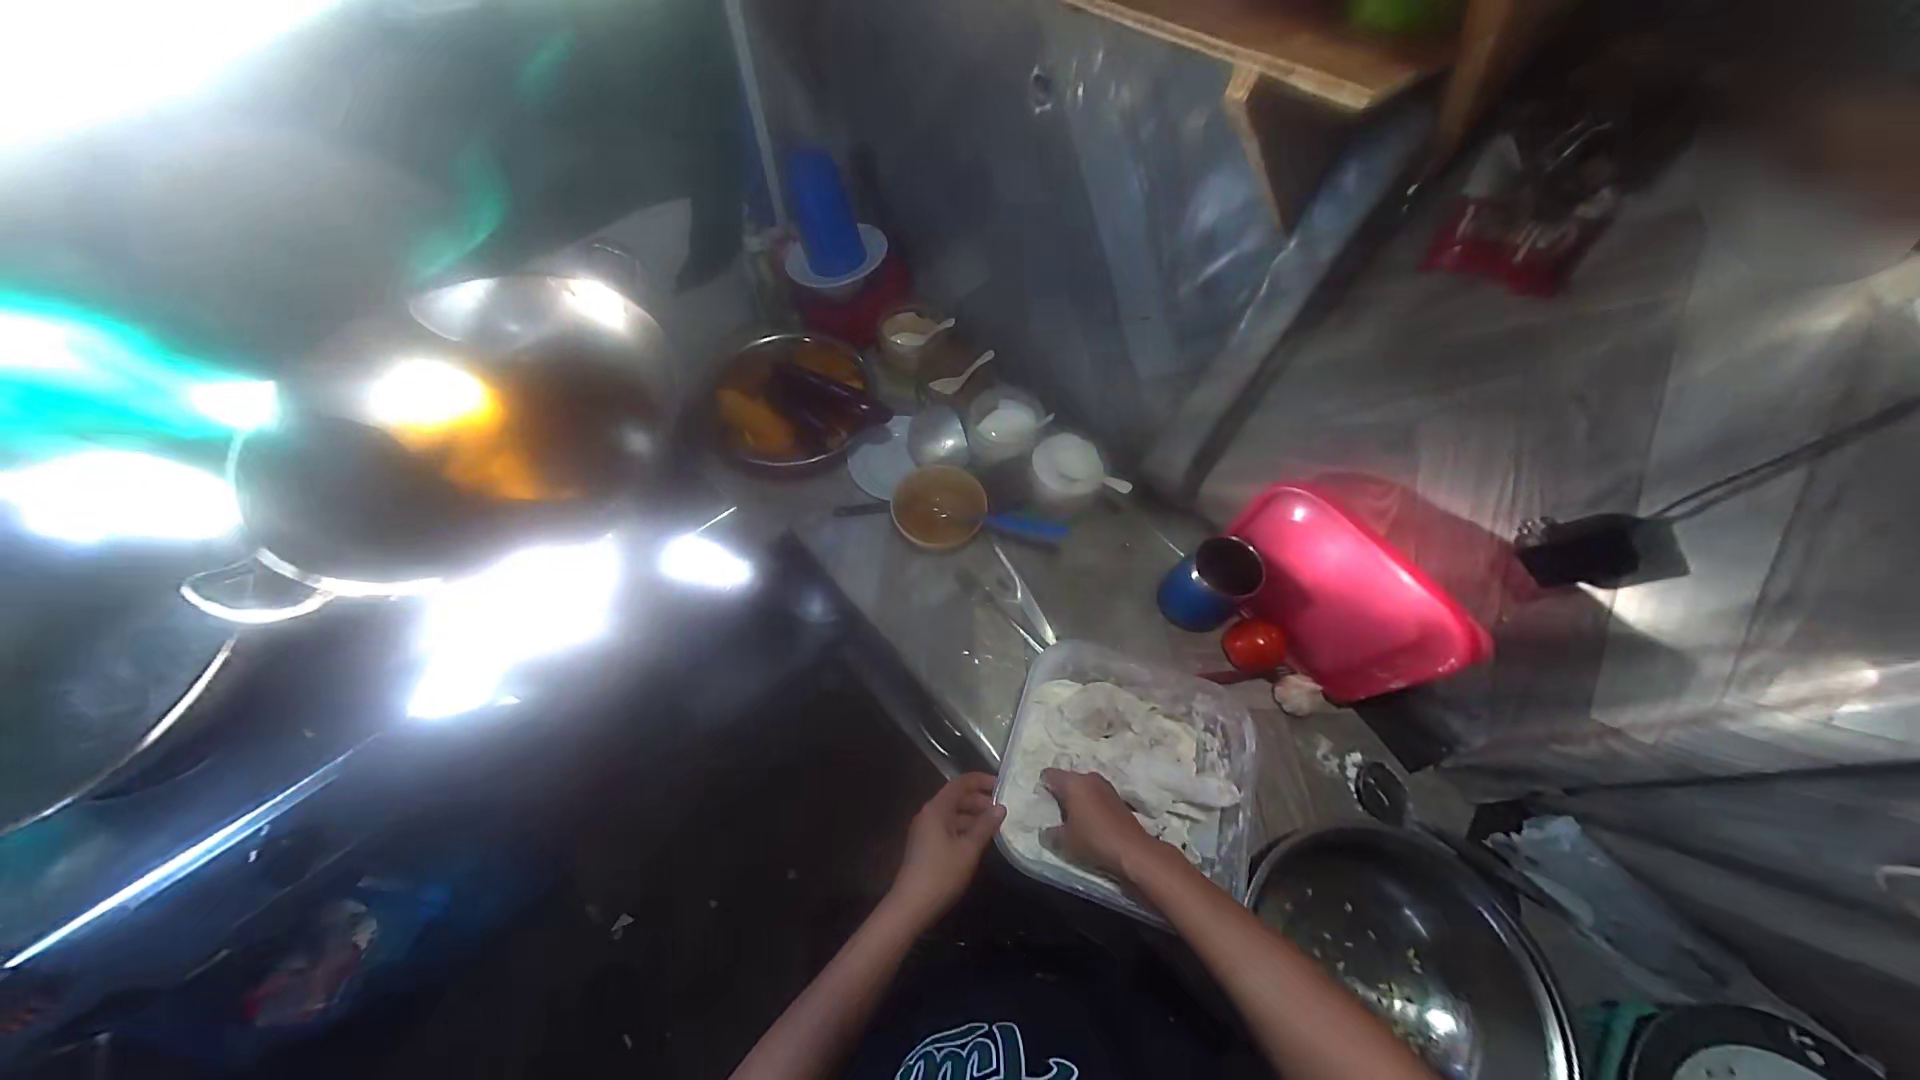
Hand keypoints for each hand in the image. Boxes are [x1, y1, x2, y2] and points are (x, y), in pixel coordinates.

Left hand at [885, 773, 1004, 927]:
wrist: (910, 906)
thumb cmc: (941, 874)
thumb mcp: (968, 849)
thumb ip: (985, 826)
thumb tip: (1001, 807)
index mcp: (936, 808)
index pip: (960, 783)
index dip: (981, 780)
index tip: (1002, 785)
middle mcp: (929, 814)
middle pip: (956, 797)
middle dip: (979, 800)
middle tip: (1002, 808)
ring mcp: (926, 830)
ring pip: (953, 814)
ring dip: (973, 816)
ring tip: (996, 825)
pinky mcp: (926, 845)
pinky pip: (948, 827)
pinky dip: (965, 828)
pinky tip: (979, 840)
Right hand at [1040, 768, 1165, 880]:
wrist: (1133, 850)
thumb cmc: (1093, 840)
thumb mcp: (1064, 841)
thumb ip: (1049, 833)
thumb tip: (1044, 830)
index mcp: (1072, 782)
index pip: (1049, 774)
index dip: (1043, 786)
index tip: (1042, 802)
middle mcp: (1089, 777)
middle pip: (1067, 779)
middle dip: (1061, 793)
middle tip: (1056, 812)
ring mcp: (1105, 785)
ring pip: (1083, 787)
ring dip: (1077, 798)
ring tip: (1073, 818)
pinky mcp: (1117, 797)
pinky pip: (1096, 795)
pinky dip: (1091, 804)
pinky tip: (1091, 821)